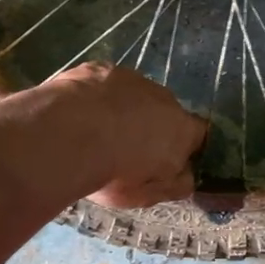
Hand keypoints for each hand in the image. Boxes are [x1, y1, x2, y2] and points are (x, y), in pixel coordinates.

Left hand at [45, 63, 205, 208]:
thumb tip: (188, 177)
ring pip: (134, 95)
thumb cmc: (113, 171)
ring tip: (97, 131)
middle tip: (127, 149)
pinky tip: (78, 113)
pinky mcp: (98, 69)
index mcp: (181, 128)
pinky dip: (97, 97)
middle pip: (165, 111)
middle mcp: (162, 97)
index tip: (169, 161)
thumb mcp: (147, 194)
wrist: (65, 134)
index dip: (186, 147)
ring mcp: (130, 78)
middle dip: (152, 127)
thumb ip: (174, 185)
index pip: (199, 134)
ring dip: (123, 109)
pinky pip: (104, 84)